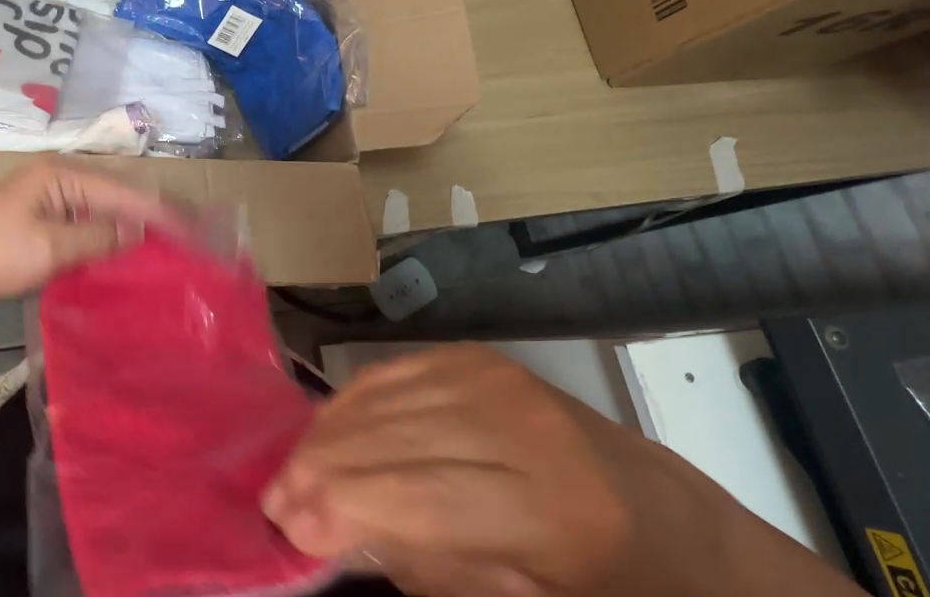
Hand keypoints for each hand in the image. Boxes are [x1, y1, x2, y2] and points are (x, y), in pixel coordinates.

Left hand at [0, 161, 184, 305]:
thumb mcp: (49, 249)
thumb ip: (99, 238)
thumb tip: (143, 233)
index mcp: (61, 174)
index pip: (125, 192)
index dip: (164, 213)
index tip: (200, 232)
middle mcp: (59, 177)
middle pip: (119, 194)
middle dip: (156, 215)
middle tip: (197, 237)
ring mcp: (49, 197)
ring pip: (106, 209)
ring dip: (137, 227)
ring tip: (176, 245)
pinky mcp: (42, 219)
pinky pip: (89, 222)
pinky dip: (113, 236)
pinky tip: (132, 253)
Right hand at [261, 344, 861, 596]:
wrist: (655, 512)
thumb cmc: (591, 577)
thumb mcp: (516, 595)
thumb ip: (425, 563)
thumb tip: (333, 531)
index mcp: (547, 504)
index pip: (418, 495)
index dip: (344, 508)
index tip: (292, 530)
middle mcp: (515, 423)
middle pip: (389, 439)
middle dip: (320, 472)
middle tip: (274, 505)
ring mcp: (490, 378)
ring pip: (379, 400)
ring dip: (323, 439)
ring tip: (288, 477)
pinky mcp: (470, 357)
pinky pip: (387, 375)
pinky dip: (347, 405)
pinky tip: (322, 434)